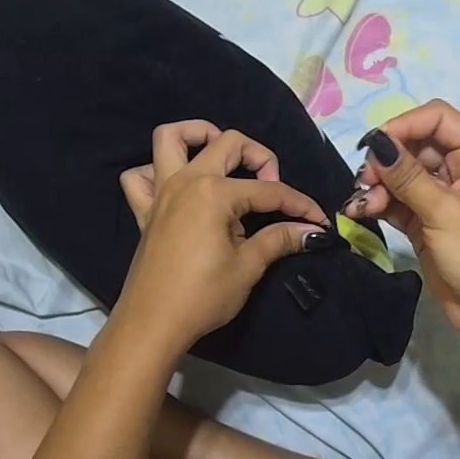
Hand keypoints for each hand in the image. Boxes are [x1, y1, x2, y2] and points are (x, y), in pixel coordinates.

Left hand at [117, 121, 326, 352]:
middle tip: (272, 187)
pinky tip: (178, 188)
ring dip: (199, 135)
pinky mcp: (145, 211)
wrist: (154, 323)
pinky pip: (140, 176)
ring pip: (172, 139)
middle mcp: (186, 181)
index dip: (299, 205)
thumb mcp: (248, 267)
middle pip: (228, 143)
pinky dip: (156, 172)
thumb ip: (279, 239)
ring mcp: (161, 192)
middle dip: (260, 157)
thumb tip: (311, 231)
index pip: (268, 191)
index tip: (319, 221)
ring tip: (223, 156)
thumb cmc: (203, 296)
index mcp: (215, 193)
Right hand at [346, 100, 459, 337]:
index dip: (405, 124)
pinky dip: (380, 203)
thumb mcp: (443, 213)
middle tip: (364, 182)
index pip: (438, 118)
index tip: (375, 146)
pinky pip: (398, 200)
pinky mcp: (427, 220)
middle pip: (415, 144)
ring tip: (362, 204)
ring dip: (379, 184)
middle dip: (387, 160)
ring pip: (402, 174)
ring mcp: (443, 195)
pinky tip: (360, 212)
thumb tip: (377, 143)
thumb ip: (408, 177)